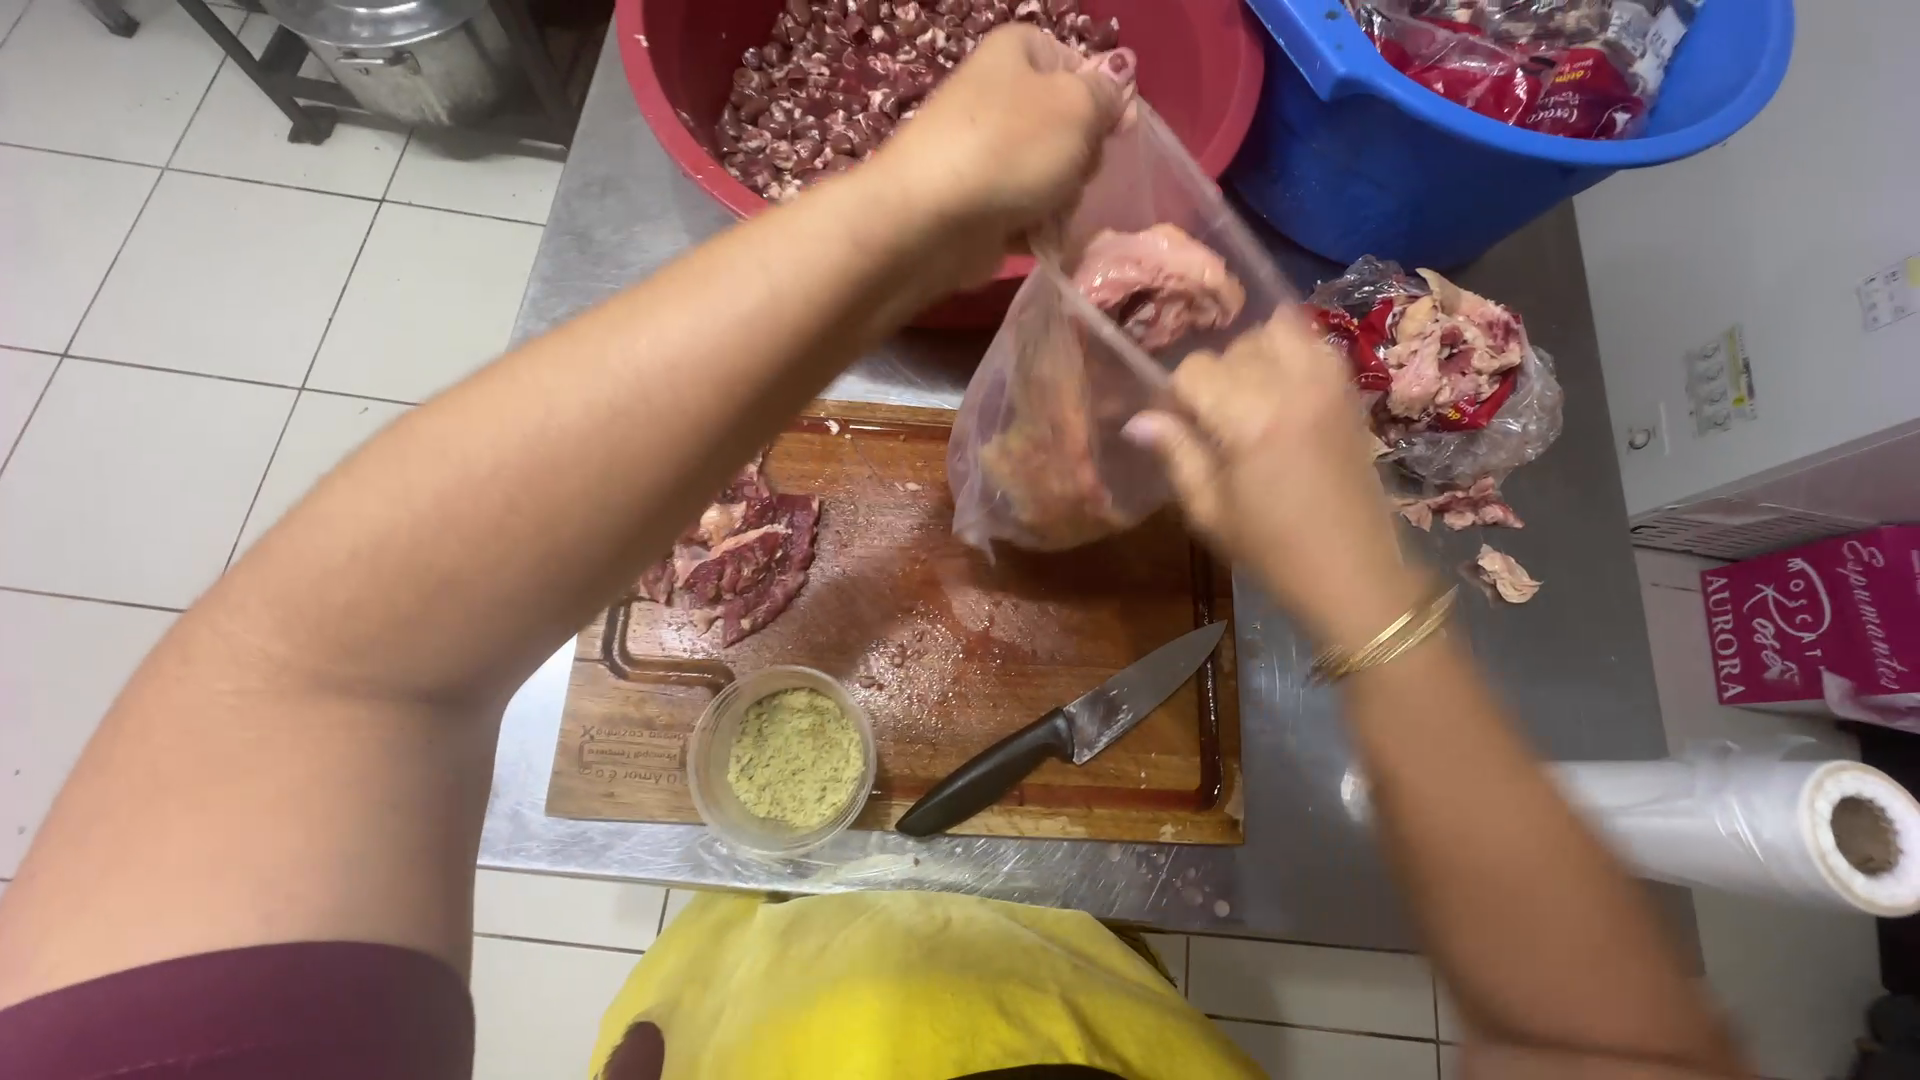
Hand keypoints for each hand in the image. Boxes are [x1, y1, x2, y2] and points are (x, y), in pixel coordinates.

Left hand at [868, 26, 1135, 285]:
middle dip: (1080, 159)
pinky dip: (1036, 228)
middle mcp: (1000, 98)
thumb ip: (1107, 94)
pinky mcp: (983, 205)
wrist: (931, 221)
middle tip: (1067, 172)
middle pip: (1071, 129)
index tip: (1115, 130)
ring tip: (1043, 210)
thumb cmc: (1009, 149)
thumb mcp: (1077, 106)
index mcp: (1019, 53)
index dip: (1105, 100)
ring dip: (1061, 200)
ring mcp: (989, 156)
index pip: (1081, 66)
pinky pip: (1030, 214)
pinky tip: (1030, 235)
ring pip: (1055, 177)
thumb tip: (1117, 86)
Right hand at [1124, 315, 1427, 650]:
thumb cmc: (1271, 549)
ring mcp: (1328, 383)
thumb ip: (1176, 454)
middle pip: (1232, 348)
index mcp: (1250, 421)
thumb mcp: (1208, 511)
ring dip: (1251, 356)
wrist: (1352, 570)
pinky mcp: (1350, 390)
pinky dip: (1289, 351)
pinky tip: (1279, 388)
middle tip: (1210, 420)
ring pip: (1274, 332)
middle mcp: (1292, 387)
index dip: (1175, 396)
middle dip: (1212, 378)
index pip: (1193, 371)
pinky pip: (1314, 342)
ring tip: (1246, 397)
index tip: (1176, 427)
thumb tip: (1138, 420)